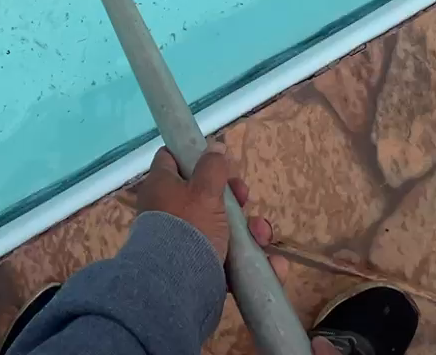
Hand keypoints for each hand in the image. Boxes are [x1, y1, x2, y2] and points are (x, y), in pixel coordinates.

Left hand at [134, 146, 274, 264]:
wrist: (178, 290)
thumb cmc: (189, 227)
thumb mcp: (204, 189)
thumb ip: (213, 166)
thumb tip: (216, 146)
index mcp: (162, 187)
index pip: (171, 159)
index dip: (193, 155)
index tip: (217, 161)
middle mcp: (170, 212)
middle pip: (204, 194)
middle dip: (234, 197)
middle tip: (244, 197)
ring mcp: (185, 242)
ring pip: (223, 227)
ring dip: (250, 231)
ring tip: (262, 236)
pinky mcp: (201, 269)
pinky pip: (230, 260)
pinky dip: (252, 261)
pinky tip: (273, 264)